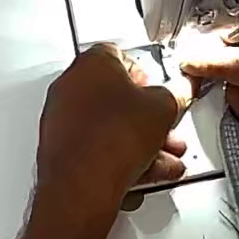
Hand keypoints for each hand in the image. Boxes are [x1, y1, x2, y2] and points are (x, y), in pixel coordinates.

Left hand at [37, 44, 188, 206]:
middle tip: (163, 128)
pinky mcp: (59, 147)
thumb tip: (178, 94)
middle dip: (145, 116)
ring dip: (138, 141)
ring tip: (161, 158)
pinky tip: (143, 171)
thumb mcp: (164, 108)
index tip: (158, 89)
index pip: (121, 56)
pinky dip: (119, 156)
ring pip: (107, 125)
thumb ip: (175, 95)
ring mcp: (61, 117)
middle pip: (115, 97)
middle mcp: (70, 86)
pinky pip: (95, 146)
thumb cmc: (111, 138)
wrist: (84, 181)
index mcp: (92, 63)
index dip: (146, 75)